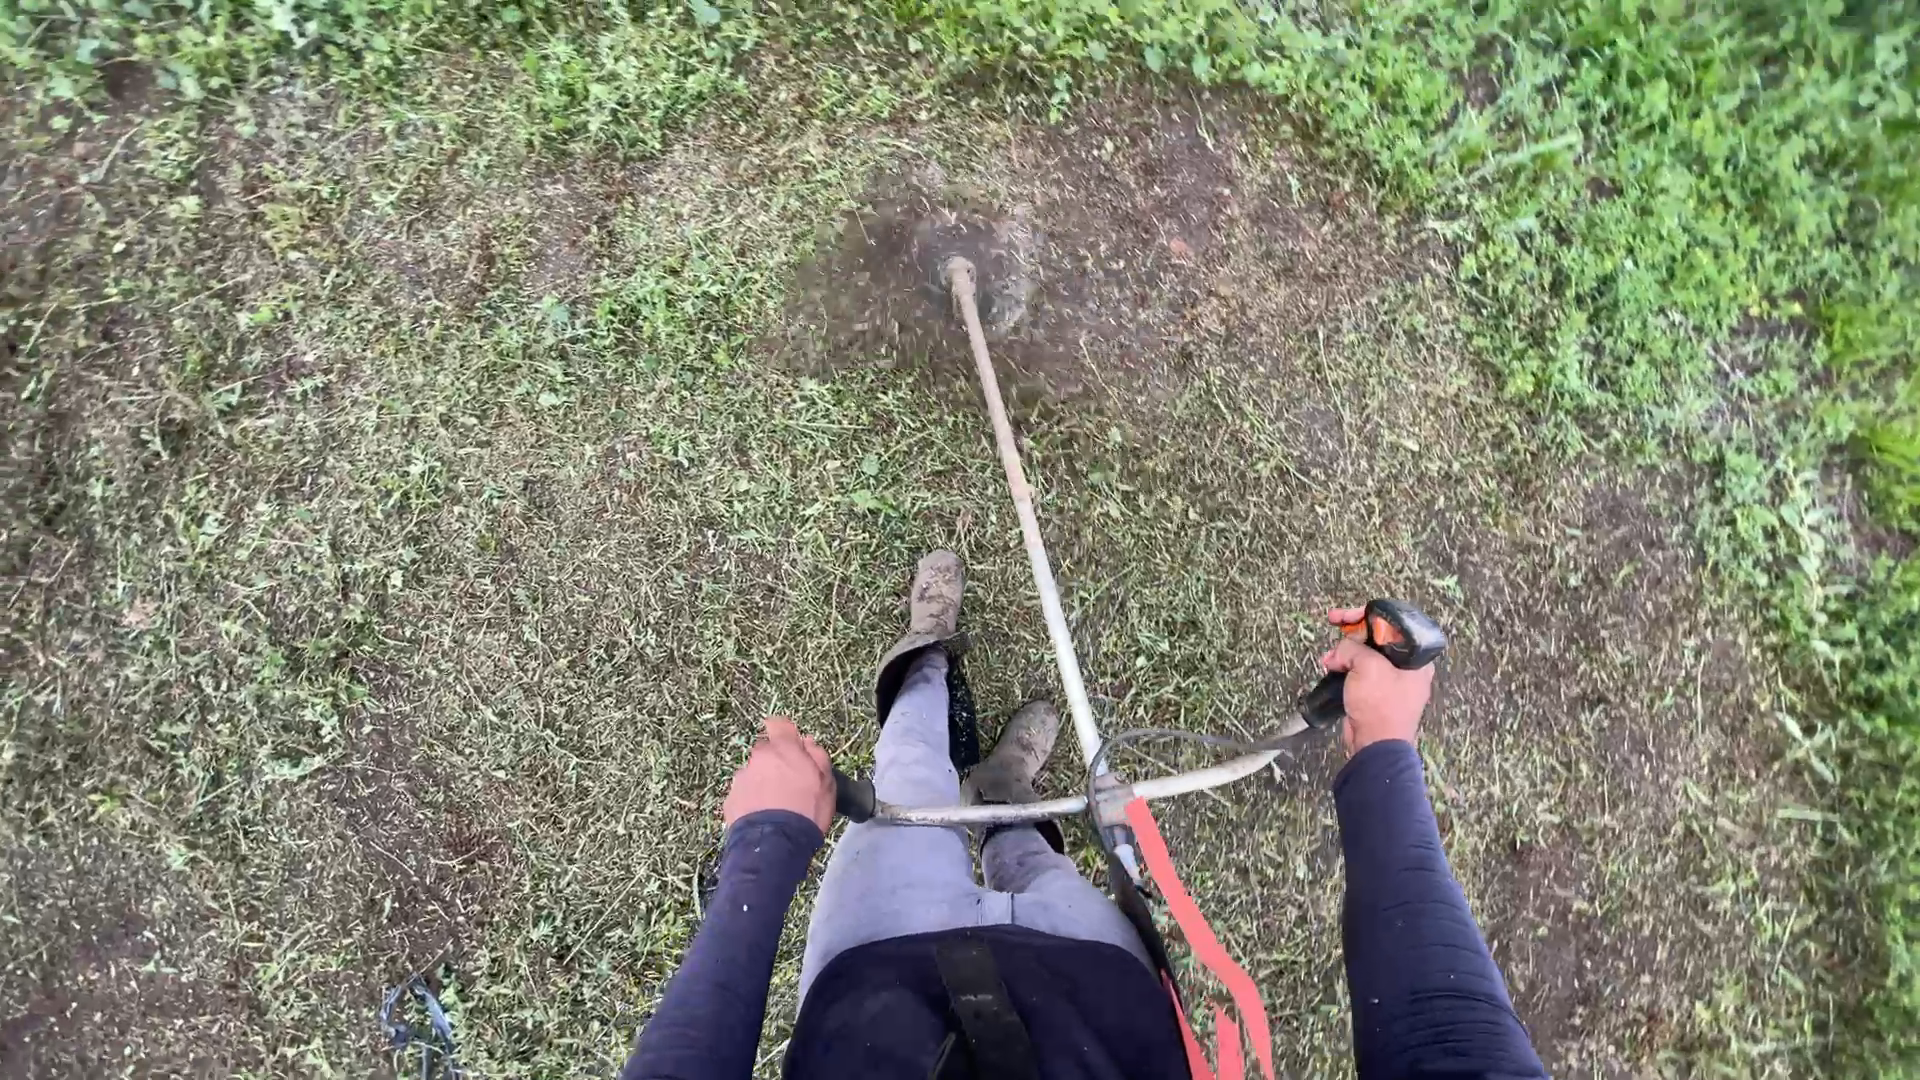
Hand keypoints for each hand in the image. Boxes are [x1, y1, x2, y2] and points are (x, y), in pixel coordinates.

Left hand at [722, 717, 835, 832]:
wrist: (775, 846)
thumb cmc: (807, 810)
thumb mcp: (826, 782)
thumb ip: (817, 756)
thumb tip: (807, 743)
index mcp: (783, 749)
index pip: (778, 724)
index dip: (784, 731)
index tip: (790, 742)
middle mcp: (759, 758)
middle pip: (766, 751)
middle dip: (775, 762)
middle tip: (788, 783)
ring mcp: (741, 778)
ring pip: (753, 772)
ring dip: (762, 782)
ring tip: (775, 805)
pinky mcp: (730, 799)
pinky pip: (743, 793)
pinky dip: (751, 800)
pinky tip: (763, 817)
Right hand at [1322, 606, 1433, 757]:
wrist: (1376, 744)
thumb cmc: (1381, 706)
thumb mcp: (1367, 666)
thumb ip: (1353, 647)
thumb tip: (1340, 652)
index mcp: (1416, 657)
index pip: (1392, 624)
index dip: (1367, 615)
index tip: (1346, 615)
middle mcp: (1406, 666)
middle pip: (1376, 636)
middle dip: (1351, 632)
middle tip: (1333, 620)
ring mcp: (1390, 679)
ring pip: (1364, 653)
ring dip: (1343, 651)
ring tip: (1329, 659)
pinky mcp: (1375, 691)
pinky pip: (1358, 670)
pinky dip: (1343, 665)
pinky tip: (1331, 667)